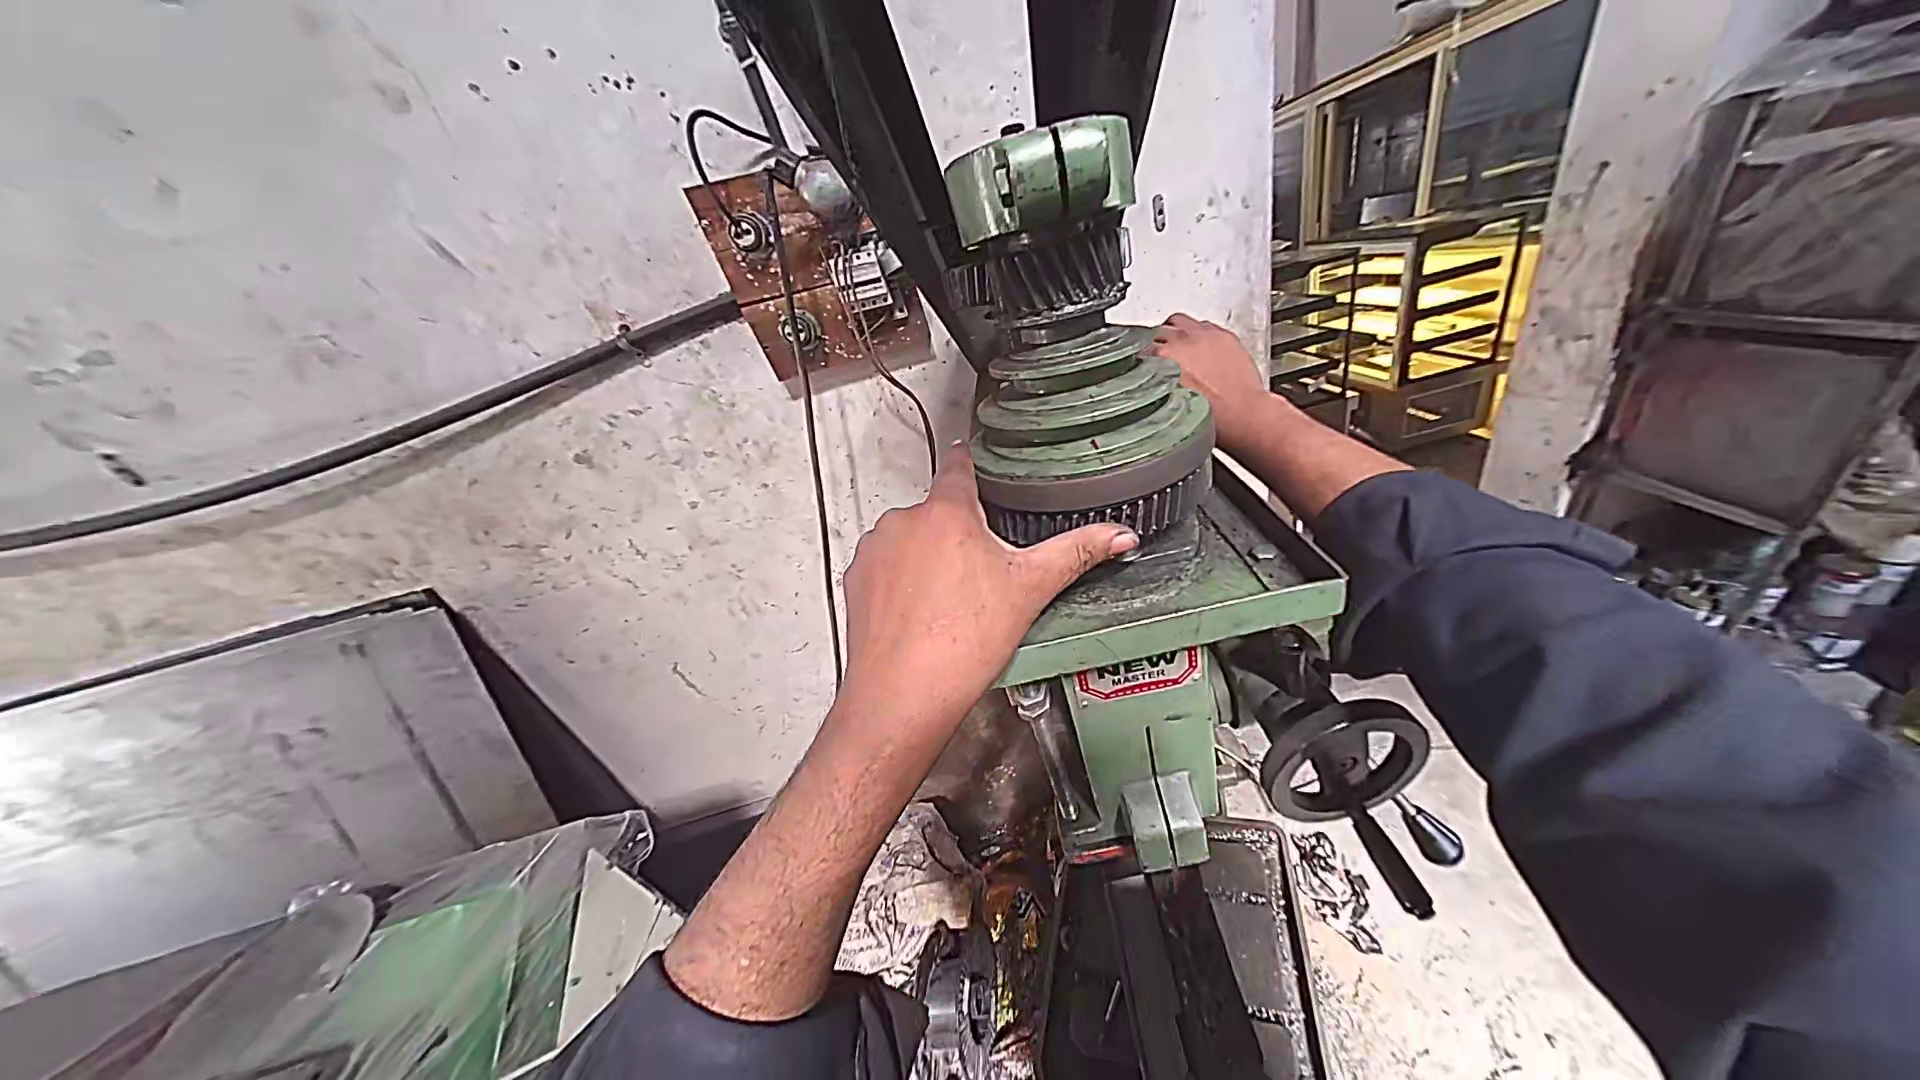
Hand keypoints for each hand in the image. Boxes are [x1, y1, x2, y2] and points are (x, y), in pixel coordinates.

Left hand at [835, 443, 1138, 737]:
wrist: (904, 694)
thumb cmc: (961, 643)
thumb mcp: (1030, 589)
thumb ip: (1075, 552)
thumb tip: (1118, 536)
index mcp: (947, 512)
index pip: (958, 465)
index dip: (969, 460)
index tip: (971, 455)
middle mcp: (903, 522)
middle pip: (938, 511)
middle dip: (957, 532)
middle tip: (979, 572)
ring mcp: (875, 550)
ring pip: (910, 538)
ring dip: (927, 555)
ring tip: (949, 598)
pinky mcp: (857, 578)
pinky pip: (884, 565)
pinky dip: (901, 579)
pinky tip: (921, 609)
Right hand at [1151, 313, 1272, 450]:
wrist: (1241, 413)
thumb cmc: (1209, 415)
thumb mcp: (1167, 402)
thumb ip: (1153, 384)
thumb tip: (1148, 380)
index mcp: (1163, 357)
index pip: (1140, 348)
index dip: (1138, 357)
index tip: (1138, 363)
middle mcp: (1182, 340)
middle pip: (1157, 330)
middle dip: (1154, 341)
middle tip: (1156, 355)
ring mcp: (1204, 335)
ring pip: (1179, 321)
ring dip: (1174, 332)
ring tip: (1175, 346)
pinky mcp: (1223, 336)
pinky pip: (1203, 325)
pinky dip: (1197, 333)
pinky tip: (1198, 347)